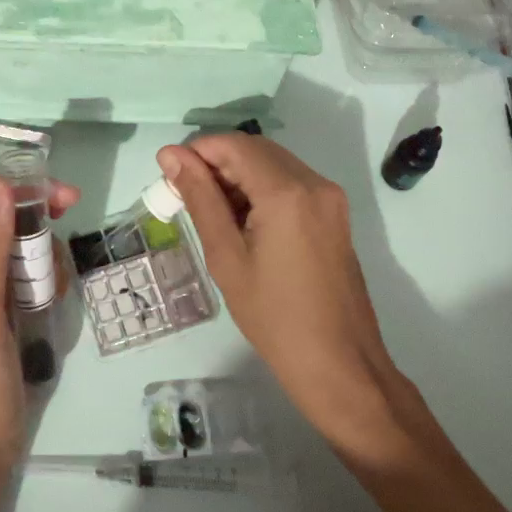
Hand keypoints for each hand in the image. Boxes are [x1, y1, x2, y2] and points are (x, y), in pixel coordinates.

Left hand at [0, 175, 78, 511]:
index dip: (21, 189)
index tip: (65, 195)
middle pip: (4, 220)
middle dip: (38, 217)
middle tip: (72, 216)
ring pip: (21, 247)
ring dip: (45, 252)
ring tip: (57, 281)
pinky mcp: (4, 313)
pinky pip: (27, 277)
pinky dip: (45, 278)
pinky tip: (55, 298)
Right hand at [159, 134, 511, 511]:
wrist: (340, 366)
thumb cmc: (275, 318)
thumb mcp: (226, 257)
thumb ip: (199, 198)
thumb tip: (171, 155)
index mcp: (287, 192)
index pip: (233, 145)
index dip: (198, 152)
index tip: (170, 177)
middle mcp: (314, 182)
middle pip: (255, 148)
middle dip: (217, 163)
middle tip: (187, 197)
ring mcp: (330, 197)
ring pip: (273, 163)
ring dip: (239, 175)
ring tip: (213, 215)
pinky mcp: (335, 213)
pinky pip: (291, 182)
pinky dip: (262, 188)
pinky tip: (244, 223)